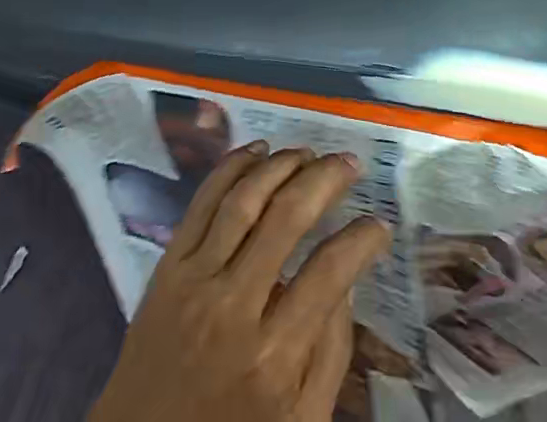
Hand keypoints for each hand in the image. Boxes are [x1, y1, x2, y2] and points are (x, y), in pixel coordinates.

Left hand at [88, 143, 391, 421]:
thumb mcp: (299, 420)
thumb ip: (329, 354)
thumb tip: (346, 282)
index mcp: (274, 355)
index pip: (328, 274)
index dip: (360, 240)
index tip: (379, 223)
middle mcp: (234, 304)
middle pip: (286, 219)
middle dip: (324, 181)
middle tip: (349, 163)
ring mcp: (195, 276)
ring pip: (243, 200)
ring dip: (279, 166)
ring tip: (307, 151)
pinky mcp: (167, 262)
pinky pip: (202, 203)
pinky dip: (230, 169)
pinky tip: (255, 152)